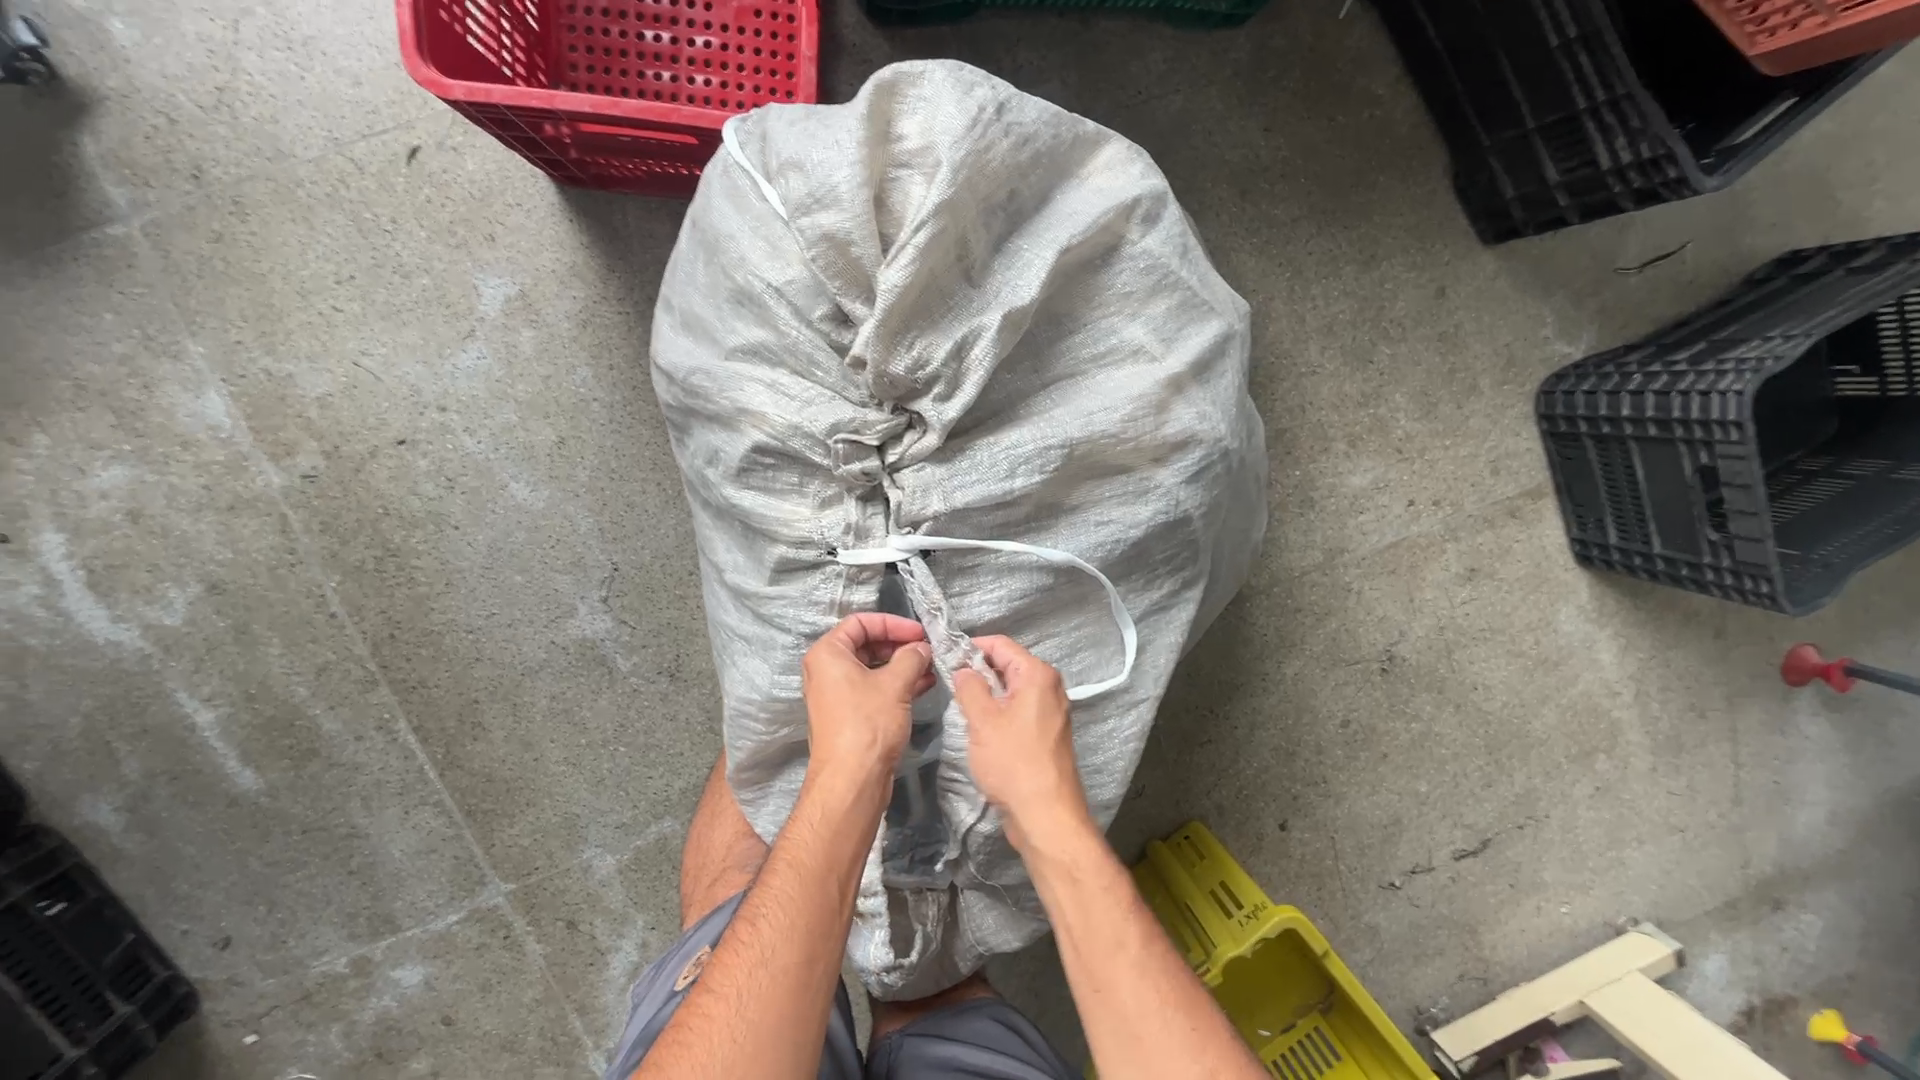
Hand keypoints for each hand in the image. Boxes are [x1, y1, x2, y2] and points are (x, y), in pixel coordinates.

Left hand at [801, 613, 934, 788]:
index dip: (892, 623)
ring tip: (931, 667)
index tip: (919, 632)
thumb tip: (922, 647)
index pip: (860, 622)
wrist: (851, 780)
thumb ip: (911, 657)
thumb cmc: (868, 723)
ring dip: (902, 666)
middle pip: (866, 644)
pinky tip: (924, 685)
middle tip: (927, 650)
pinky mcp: (849, 714)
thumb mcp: (895, 684)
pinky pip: (873, 689)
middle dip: (899, 645)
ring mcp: (836, 694)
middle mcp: (826, 670)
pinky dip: (896, 684)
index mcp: (827, 653)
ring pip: (872, 668)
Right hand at [951, 636, 1090, 850]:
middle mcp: (1050, 687)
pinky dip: (1000, 712)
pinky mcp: (1047, 734)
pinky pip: (1019, 710)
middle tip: (948, 682)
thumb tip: (962, 668)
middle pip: (1008, 665)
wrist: (1045, 814)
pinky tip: (981, 728)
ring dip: (987, 694)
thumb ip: (969, 687)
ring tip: (960, 705)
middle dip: (978, 671)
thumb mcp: (982, 720)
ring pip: (1012, 690)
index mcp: (1038, 675)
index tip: (945, 656)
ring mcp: (1052, 711)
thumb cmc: (1013, 762)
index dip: (971, 646)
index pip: (1001, 644)